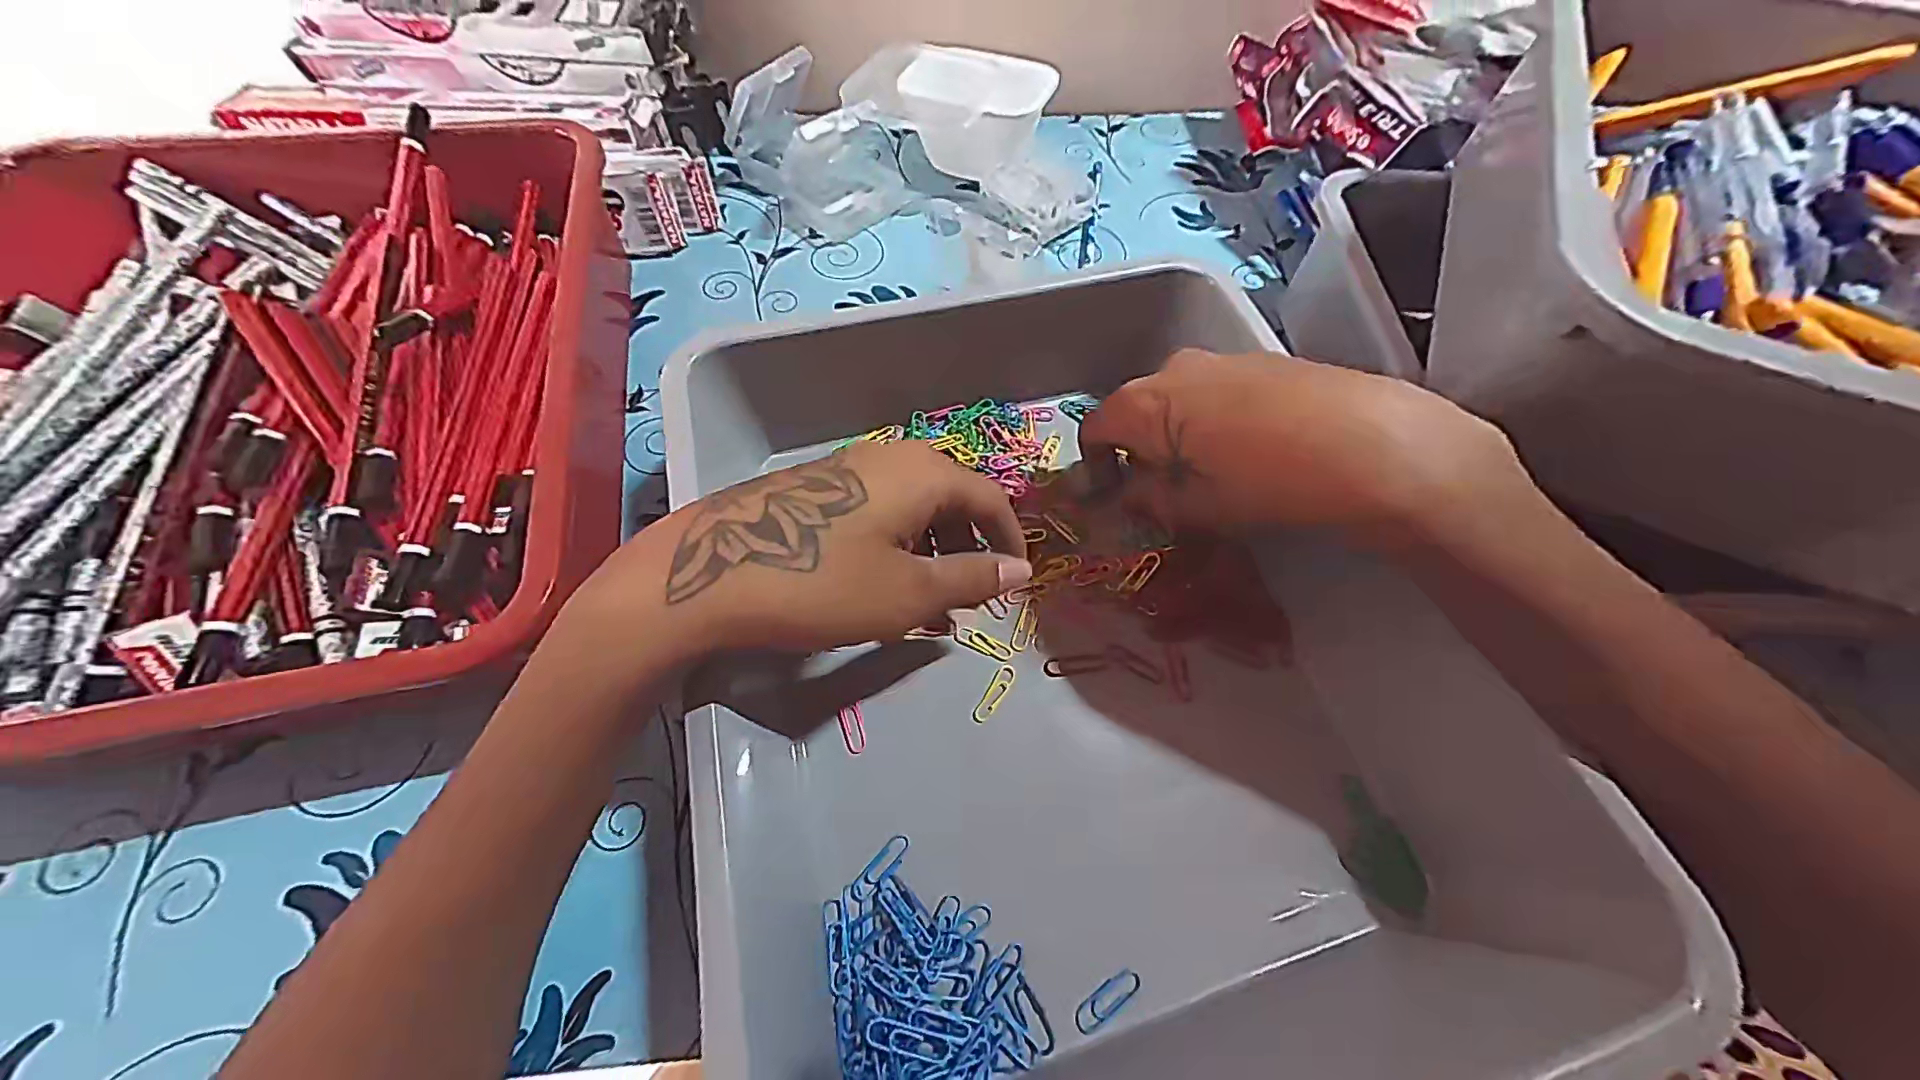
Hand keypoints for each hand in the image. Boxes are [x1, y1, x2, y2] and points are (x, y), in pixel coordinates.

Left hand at [560, 440, 1030, 659]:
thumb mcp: (908, 593)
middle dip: (967, 550)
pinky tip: (881, 586)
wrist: (705, 573)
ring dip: (930, 554)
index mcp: (923, 472)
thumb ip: (972, 578)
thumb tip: (1022, 570)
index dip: (1009, 541)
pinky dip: (895, 548)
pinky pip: (877, 513)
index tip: (1014, 581)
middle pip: (951, 500)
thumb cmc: (822, 584)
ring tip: (926, 605)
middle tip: (968, 598)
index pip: (989, 497)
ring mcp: (847, 469)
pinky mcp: (815, 489)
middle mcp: (889, 457)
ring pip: (912, 508)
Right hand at [1077, 349, 1538, 547]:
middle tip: (1162, 491)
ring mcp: (1222, 359)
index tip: (1112, 498)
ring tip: (1210, 474)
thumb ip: (1146, 499)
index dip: (1095, 466)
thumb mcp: (1196, 506)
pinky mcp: (1262, 360)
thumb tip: (1127, 494)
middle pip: (1134, 410)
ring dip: (1175, 435)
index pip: (1094, 428)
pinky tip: (1247, 452)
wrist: (1375, 445)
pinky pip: (1213, 392)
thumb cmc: (1268, 482)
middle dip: (1137, 450)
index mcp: (1146, 400)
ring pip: (1176, 400)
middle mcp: (1175, 367)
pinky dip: (1210, 421)